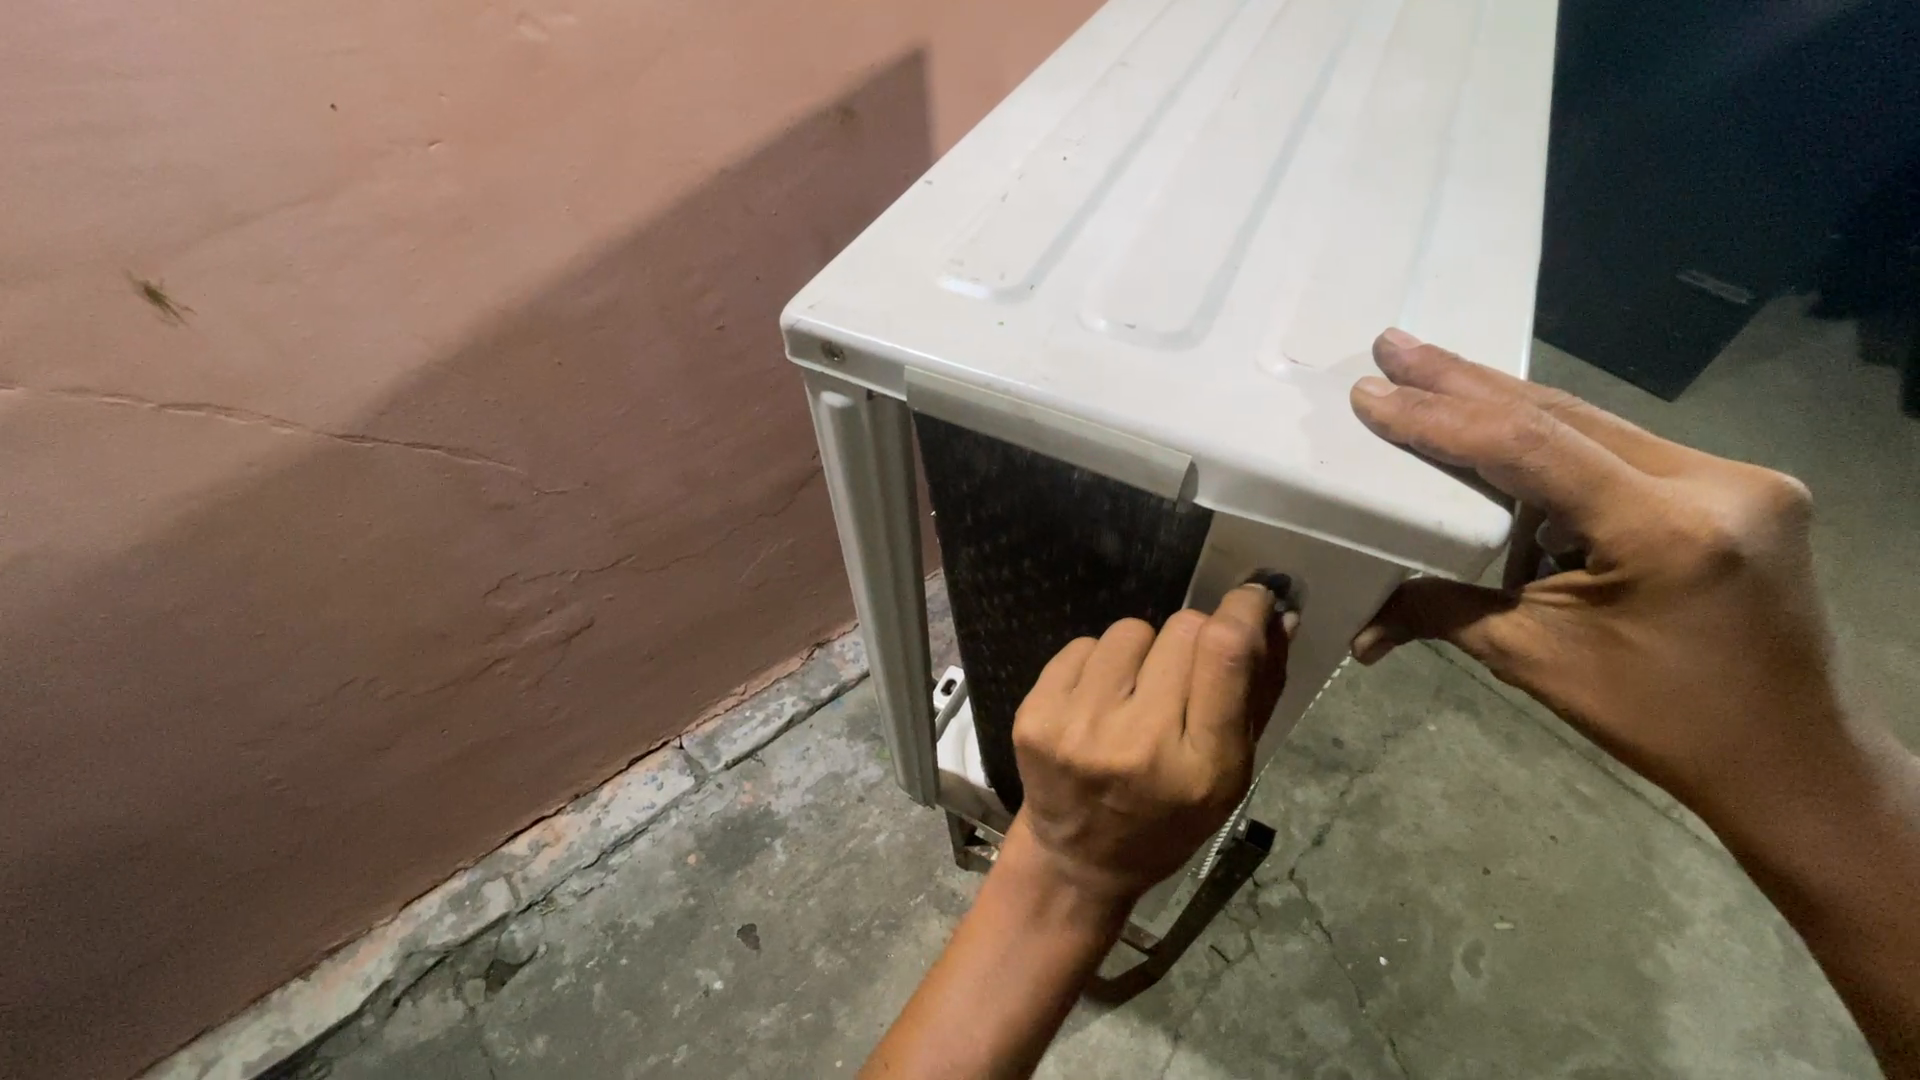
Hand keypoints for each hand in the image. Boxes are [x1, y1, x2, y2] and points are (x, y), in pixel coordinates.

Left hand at [1006, 584, 1294, 906]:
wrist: (1080, 856)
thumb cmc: (1169, 817)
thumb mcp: (1230, 773)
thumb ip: (1258, 693)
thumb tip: (1277, 615)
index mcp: (1201, 766)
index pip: (1225, 654)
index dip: (1243, 610)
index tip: (1252, 596)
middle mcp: (1136, 742)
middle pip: (1181, 630)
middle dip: (1193, 639)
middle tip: (1181, 678)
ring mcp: (1077, 727)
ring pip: (1130, 629)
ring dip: (1141, 652)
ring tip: (1133, 696)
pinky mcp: (1034, 715)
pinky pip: (1083, 644)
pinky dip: (1097, 664)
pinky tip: (1096, 704)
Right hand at [1346, 329, 1845, 814]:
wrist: (1789, 756)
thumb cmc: (1661, 720)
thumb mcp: (1536, 662)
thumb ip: (1442, 614)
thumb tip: (1360, 628)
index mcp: (1668, 531)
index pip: (1530, 449)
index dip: (1439, 419)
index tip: (1373, 392)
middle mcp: (1715, 483)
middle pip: (1562, 414)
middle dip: (1464, 382)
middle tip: (1393, 345)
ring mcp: (1733, 479)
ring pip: (1588, 423)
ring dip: (1499, 402)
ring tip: (1426, 372)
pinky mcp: (1730, 488)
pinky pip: (1613, 449)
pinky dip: (1542, 438)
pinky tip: (1492, 427)